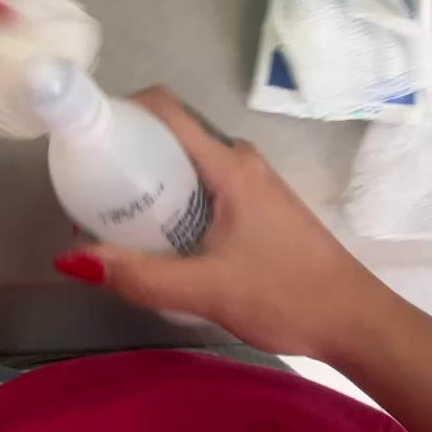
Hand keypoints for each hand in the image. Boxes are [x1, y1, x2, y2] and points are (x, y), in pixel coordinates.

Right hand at [52, 87, 400, 360]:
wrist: (360, 324)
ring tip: (114, 208)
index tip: (88, 132)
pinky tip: (156, 230)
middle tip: (92, 181)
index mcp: (228, 164)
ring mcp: (249, 180)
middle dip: (127, 148)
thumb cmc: (287, 295)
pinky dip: (170, 192)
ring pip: (185, 160)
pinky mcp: (254, 203)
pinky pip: (199, 180)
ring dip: (148, 174)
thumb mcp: (207, 291)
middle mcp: (238, 160)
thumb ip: (141, 276)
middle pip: (170, 133)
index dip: (122, 107)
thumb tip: (72, 258)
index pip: (166, 109)